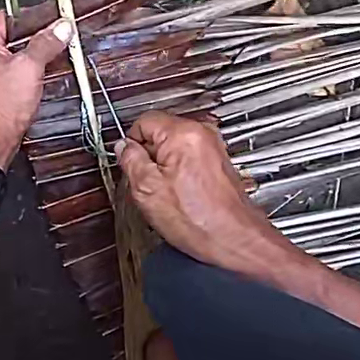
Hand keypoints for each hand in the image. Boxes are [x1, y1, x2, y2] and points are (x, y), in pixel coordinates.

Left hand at [0, 12, 73, 167]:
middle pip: (16, 36)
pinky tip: (44, 77)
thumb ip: (46, 44)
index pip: (11, 17)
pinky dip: (30, 73)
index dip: (35, 19)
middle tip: (60, 40)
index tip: (56, 21)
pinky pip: (16, 72)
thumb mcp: (29, 68)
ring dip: (36, 58)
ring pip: (18, 55)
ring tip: (55, 59)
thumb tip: (61, 27)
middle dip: (38, 40)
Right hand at [116, 112, 293, 274]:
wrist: (235, 239)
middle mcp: (201, 134)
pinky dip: (179, 173)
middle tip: (147, 182)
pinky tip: (180, 196)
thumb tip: (123, 147)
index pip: (143, 121)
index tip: (129, 160)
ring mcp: (212, 147)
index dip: (131, 142)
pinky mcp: (217, 162)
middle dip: (148, 156)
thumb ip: (131, 161)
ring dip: (163, 167)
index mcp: (182, 134)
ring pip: (173, 147)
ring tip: (166, 192)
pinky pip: (188, 158)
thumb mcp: (148, 189)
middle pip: (159, 132)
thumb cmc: (200, 220)